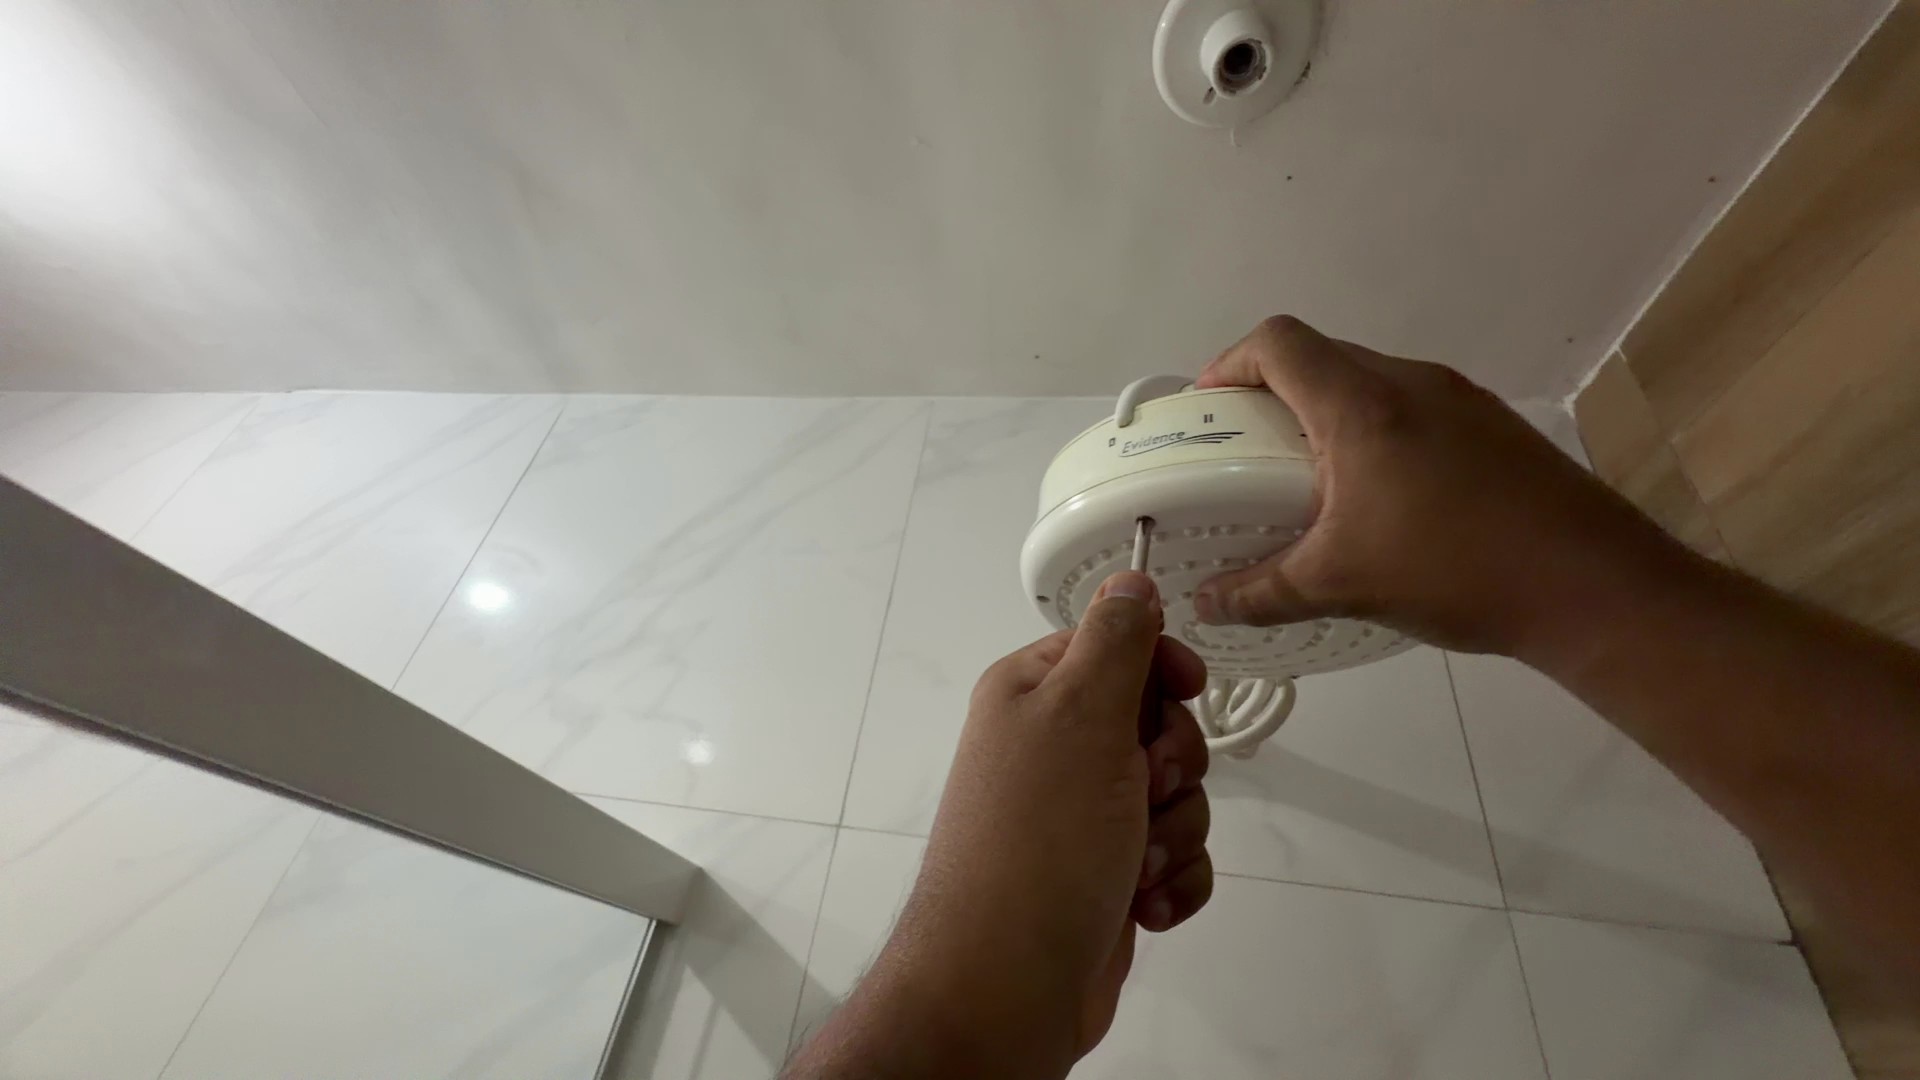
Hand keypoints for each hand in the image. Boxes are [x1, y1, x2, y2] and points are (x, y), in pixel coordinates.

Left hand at [899, 571, 1211, 1070]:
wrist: (1008, 982)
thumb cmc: (1040, 838)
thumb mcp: (1080, 716)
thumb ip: (1114, 640)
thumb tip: (1129, 576)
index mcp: (1035, 690)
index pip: (1118, 643)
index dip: (1161, 666)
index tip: (1185, 690)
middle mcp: (1055, 743)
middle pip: (1157, 719)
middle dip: (1171, 760)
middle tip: (1144, 787)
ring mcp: (1083, 809)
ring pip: (1175, 790)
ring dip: (1172, 828)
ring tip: (1135, 861)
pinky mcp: (1109, 866)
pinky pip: (1174, 850)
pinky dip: (1172, 876)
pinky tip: (1143, 900)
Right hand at [1191, 315, 1674, 654]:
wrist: (1601, 591)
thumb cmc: (1456, 570)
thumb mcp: (1338, 585)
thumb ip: (1258, 593)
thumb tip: (1203, 606)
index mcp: (1363, 406)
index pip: (1277, 343)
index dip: (1229, 365)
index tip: (1207, 412)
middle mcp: (1410, 383)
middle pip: (1318, 356)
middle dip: (1267, 394)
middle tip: (1243, 452)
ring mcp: (1459, 399)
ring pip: (1364, 379)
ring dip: (1320, 412)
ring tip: (1302, 476)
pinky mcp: (1489, 426)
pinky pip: (1406, 406)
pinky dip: (1367, 431)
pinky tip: (1372, 494)